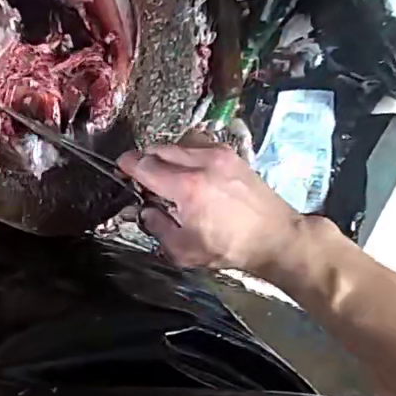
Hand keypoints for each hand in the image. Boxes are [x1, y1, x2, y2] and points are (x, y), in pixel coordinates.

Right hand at [116, 140, 307, 274]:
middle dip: (145, 160)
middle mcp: (202, 163)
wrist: (275, 237)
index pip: (145, 165)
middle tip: (141, 176)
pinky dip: (187, 153)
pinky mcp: (233, 155)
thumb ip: (159, 228)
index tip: (120, 168)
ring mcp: (220, 155)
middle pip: (160, 149)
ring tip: (166, 175)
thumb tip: (147, 212)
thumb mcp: (185, 250)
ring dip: (166, 155)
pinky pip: (199, 145)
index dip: (127, 165)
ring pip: (179, 144)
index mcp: (186, 187)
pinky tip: (190, 171)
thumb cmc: (231, 247)